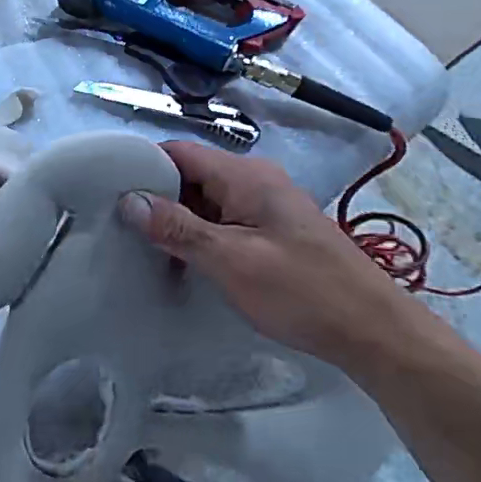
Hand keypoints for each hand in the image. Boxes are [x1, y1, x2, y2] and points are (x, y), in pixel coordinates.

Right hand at [118, 141, 397, 362]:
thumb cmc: (302, 291)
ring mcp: (267, 205)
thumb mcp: (232, 261)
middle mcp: (255, 180)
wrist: (372, 329)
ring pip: (207, 201)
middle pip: (191, 175)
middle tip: (117, 226)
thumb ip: (179, 229)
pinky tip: (183, 262)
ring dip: (178, 220)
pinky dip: (201, 235)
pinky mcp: (273, 230)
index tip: (107, 191)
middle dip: (157, 197)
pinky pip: (225, 220)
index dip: (142, 166)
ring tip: (141, 247)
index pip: (179, 152)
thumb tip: (129, 200)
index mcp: (245, 176)